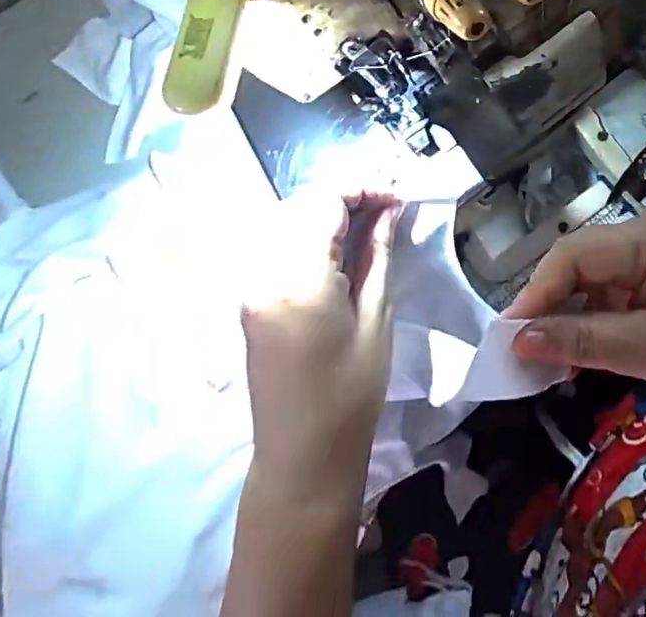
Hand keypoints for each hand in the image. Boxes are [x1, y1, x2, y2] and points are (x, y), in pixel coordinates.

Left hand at [241, 191, 399, 488]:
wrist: (302, 456)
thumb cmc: (351, 391)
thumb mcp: (376, 317)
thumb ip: (378, 254)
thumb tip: (388, 209)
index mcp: (299, 280)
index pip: (323, 202)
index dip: (362, 188)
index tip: (396, 196)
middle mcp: (264, 274)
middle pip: (301, 205)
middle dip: (345, 196)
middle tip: (387, 207)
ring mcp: (250, 287)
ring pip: (286, 221)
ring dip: (325, 212)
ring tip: (367, 222)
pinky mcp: (249, 299)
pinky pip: (277, 246)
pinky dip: (308, 234)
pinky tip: (337, 245)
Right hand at [502, 214, 645, 402]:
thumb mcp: (643, 348)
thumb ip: (579, 340)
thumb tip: (517, 340)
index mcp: (641, 241)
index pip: (572, 255)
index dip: (537, 291)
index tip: (510, 335)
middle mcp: (633, 241)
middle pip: (571, 264)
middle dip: (544, 304)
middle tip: (517, 348)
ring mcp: (635, 263)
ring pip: (578, 282)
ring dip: (558, 318)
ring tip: (537, 357)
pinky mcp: (637, 286)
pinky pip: (594, 299)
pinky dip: (578, 325)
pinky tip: (566, 355)